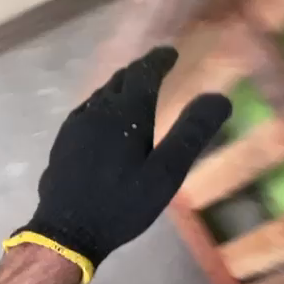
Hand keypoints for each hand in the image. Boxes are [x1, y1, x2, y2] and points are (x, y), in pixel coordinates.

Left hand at [9, 47, 230, 283]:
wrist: (67, 230)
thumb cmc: (121, 205)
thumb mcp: (165, 173)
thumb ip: (191, 134)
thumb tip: (220, 97)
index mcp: (125, 114)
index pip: (143, 73)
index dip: (159, 60)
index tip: (171, 53)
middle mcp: (97, 110)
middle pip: (120, 80)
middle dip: (140, 71)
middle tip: (156, 68)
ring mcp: (75, 125)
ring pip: (101, 95)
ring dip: (120, 86)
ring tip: (135, 89)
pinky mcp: (63, 141)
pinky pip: (87, 110)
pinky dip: (104, 104)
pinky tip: (105, 118)